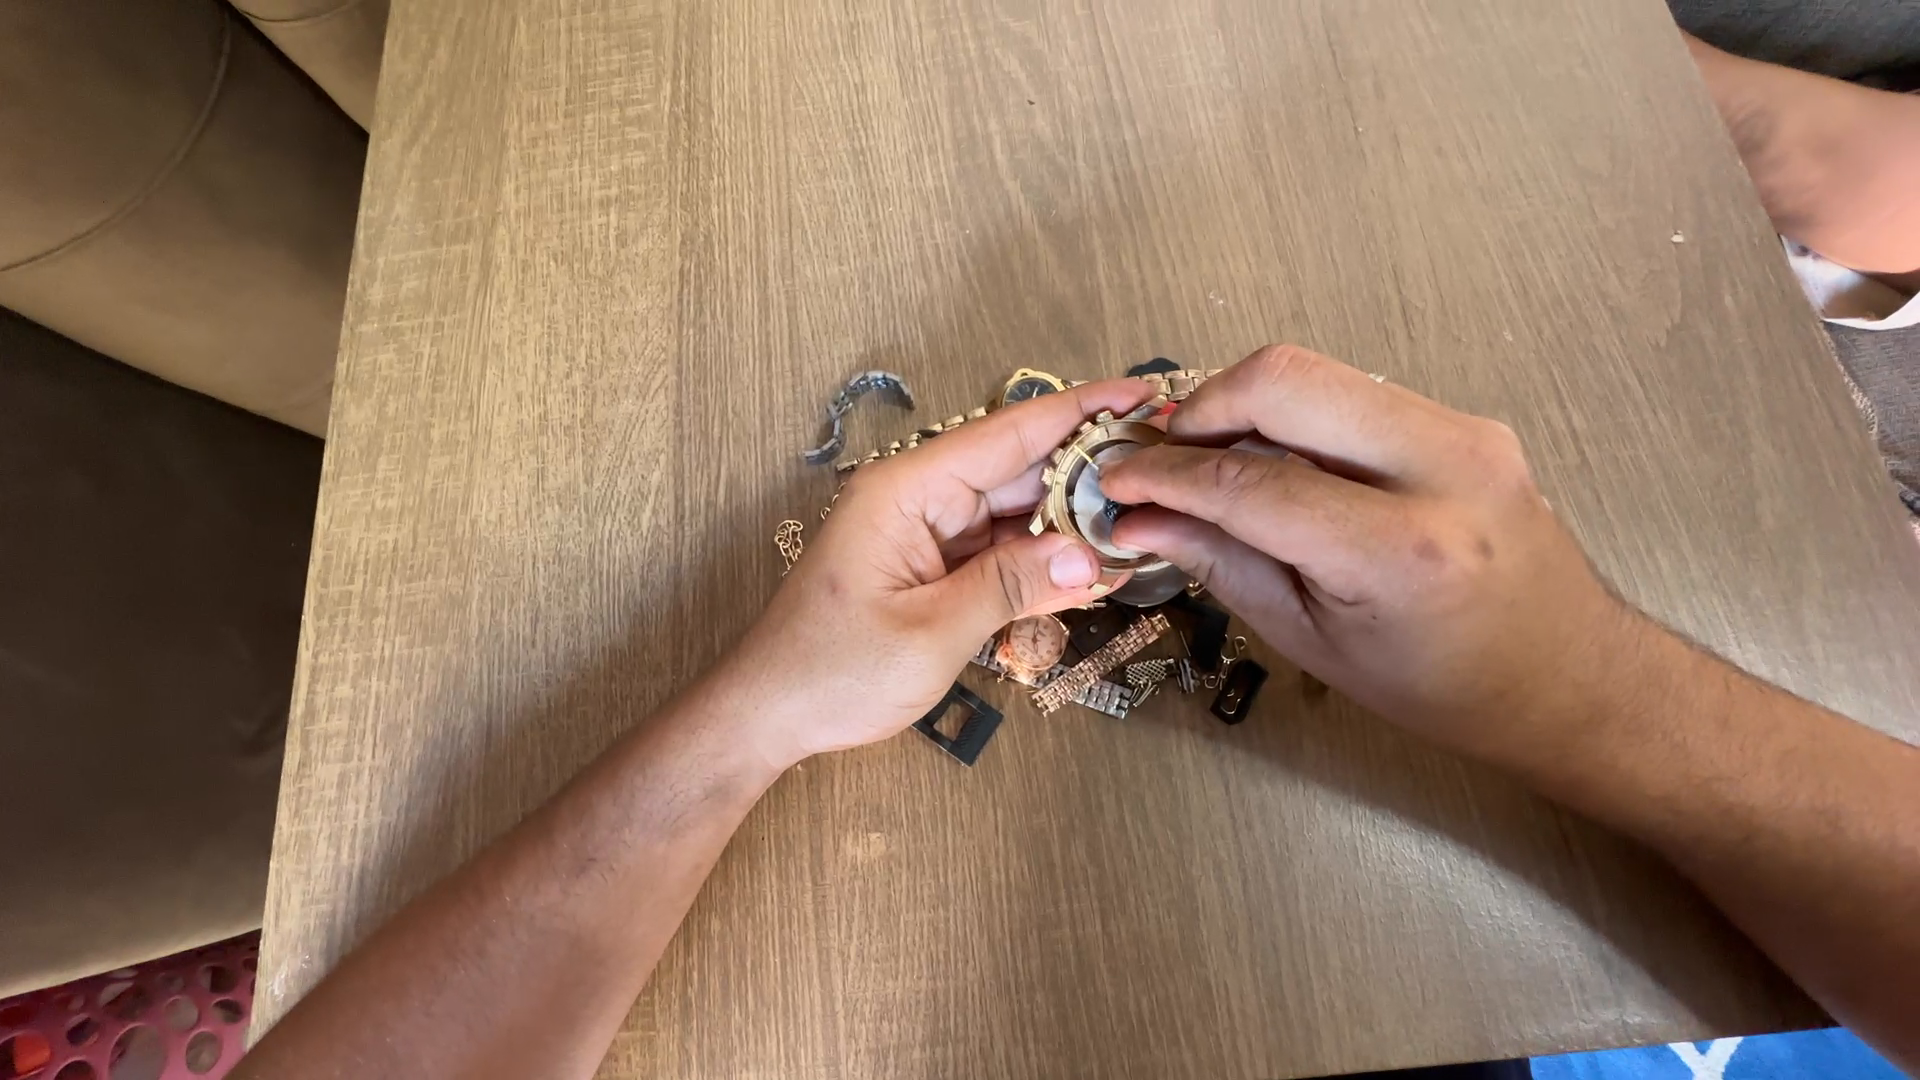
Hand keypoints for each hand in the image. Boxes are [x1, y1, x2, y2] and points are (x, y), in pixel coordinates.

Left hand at [722, 379, 1157, 765]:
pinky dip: (1040, 559)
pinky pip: (996, 550)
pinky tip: (1090, 566)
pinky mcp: (931, 566)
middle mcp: (920, 499)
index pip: (1008, 434)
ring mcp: (926, 533)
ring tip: (1141, 523)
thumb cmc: (836, 670)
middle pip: (1018, 471)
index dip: (1078, 411)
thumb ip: (1012, 586)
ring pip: (1013, 513)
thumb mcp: (932, 631)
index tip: (1141, 392)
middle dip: (1087, 473)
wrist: (772, 712)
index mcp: (909, 490)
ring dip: (1069, 523)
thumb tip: (1092, 557)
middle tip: (1161, 473)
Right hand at [1101, 345, 1636, 763]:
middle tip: (1160, 454)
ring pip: (1314, 372)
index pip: (1248, 481)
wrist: (1570, 677)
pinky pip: (1344, 393)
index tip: (1114, 477)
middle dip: (1200, 408)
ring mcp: (1462, 428)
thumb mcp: (1307, 639)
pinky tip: (1264, 461)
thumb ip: (1219, 563)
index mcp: (1398, 550)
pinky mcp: (1462, 419)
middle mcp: (1441, 465)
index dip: (1164, 474)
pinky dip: (1284, 416)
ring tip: (1203, 461)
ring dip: (1239, 407)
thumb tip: (1136, 521)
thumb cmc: (1431, 684)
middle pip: (1285, 378)